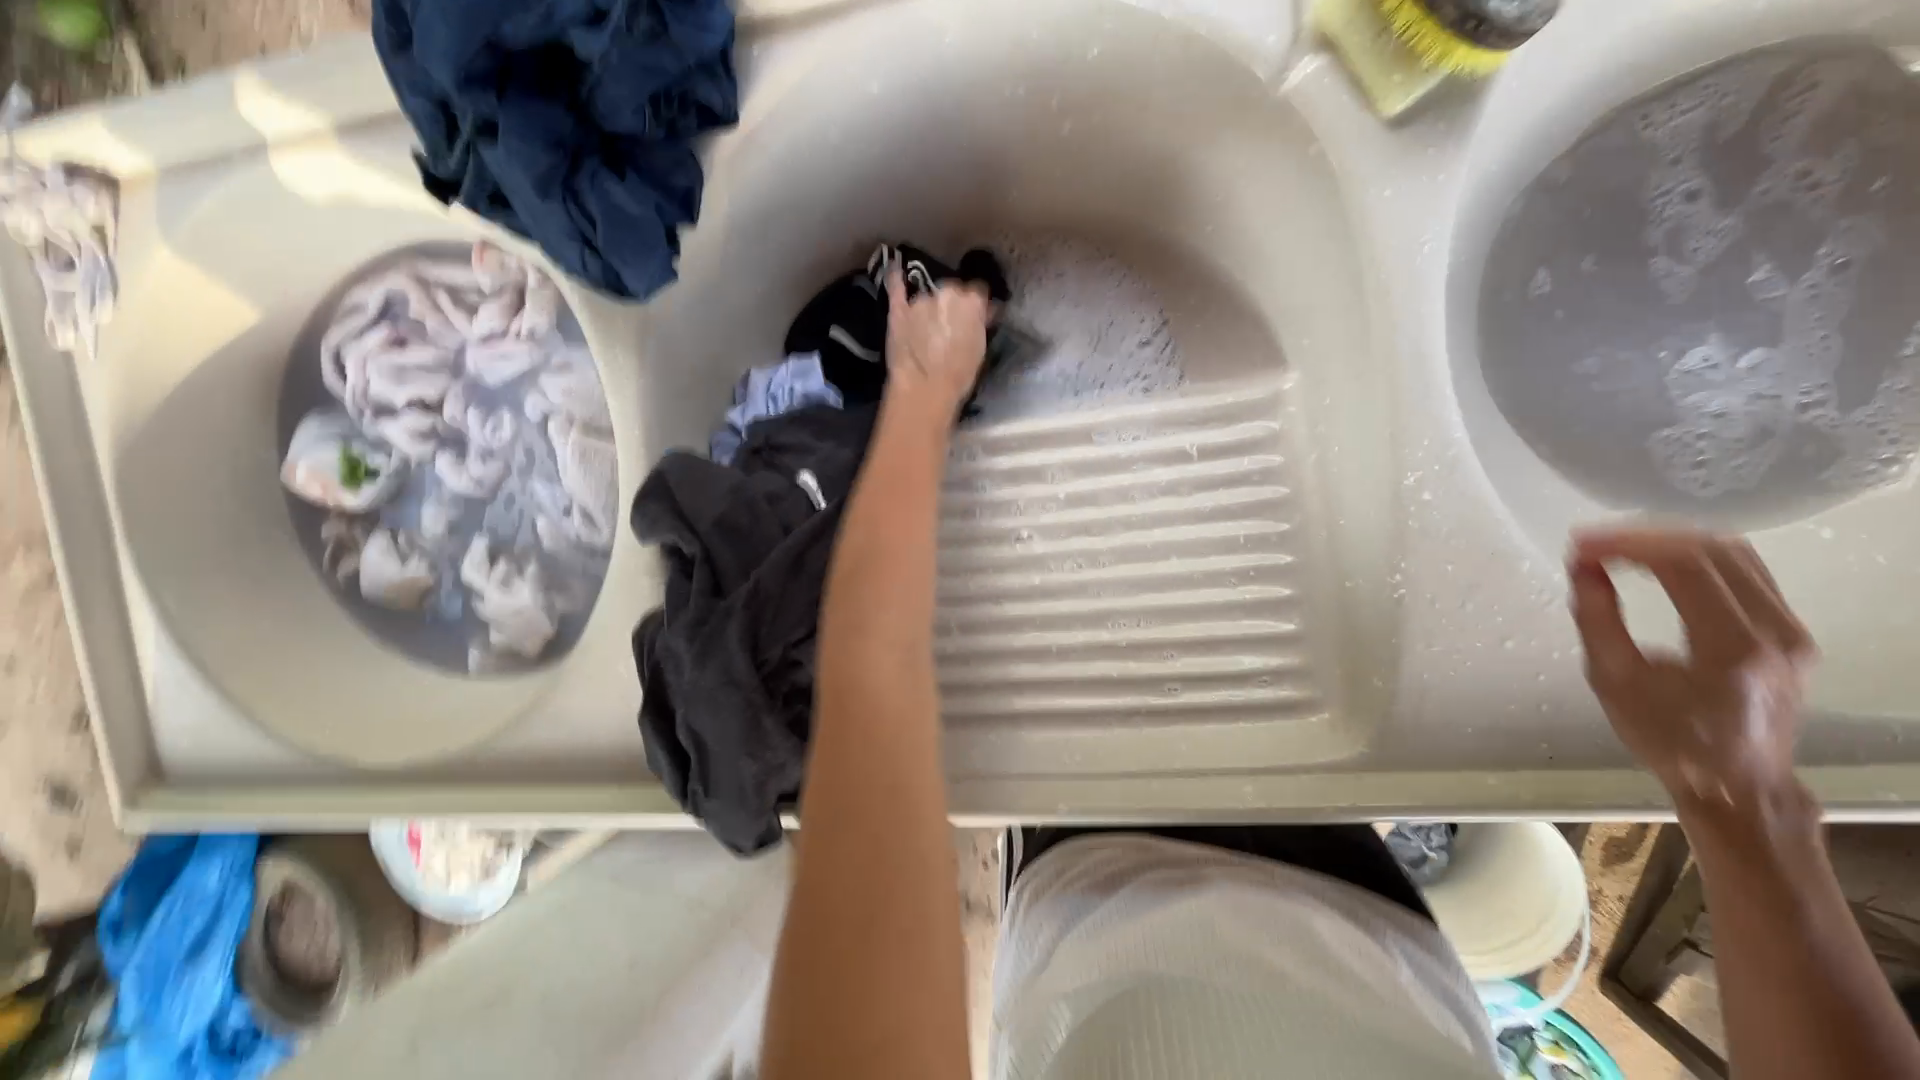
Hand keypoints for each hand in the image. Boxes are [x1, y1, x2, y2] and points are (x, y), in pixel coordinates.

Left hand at [883, 266, 991, 415]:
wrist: (924, 388)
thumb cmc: (959, 374)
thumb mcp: (980, 348)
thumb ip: (980, 323)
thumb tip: (986, 310)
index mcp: (971, 301)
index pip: (977, 292)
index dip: (975, 304)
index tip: (974, 315)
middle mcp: (946, 292)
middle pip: (950, 291)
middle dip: (951, 305)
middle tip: (949, 326)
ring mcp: (919, 300)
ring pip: (927, 297)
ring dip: (929, 307)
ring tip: (926, 329)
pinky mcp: (897, 309)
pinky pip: (896, 286)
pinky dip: (896, 279)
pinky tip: (895, 270)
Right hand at [1568, 528, 1816, 810]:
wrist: (1738, 783)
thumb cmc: (1668, 739)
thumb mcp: (1614, 682)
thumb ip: (1597, 619)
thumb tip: (1584, 567)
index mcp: (1731, 647)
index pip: (1685, 566)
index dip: (1628, 544)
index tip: (1580, 546)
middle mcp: (1775, 630)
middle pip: (1713, 550)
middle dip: (1646, 537)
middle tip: (1594, 543)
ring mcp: (1791, 628)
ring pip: (1735, 554)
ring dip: (1672, 542)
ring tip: (1621, 548)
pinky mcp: (1790, 630)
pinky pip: (1746, 572)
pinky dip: (1697, 557)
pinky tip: (1660, 562)